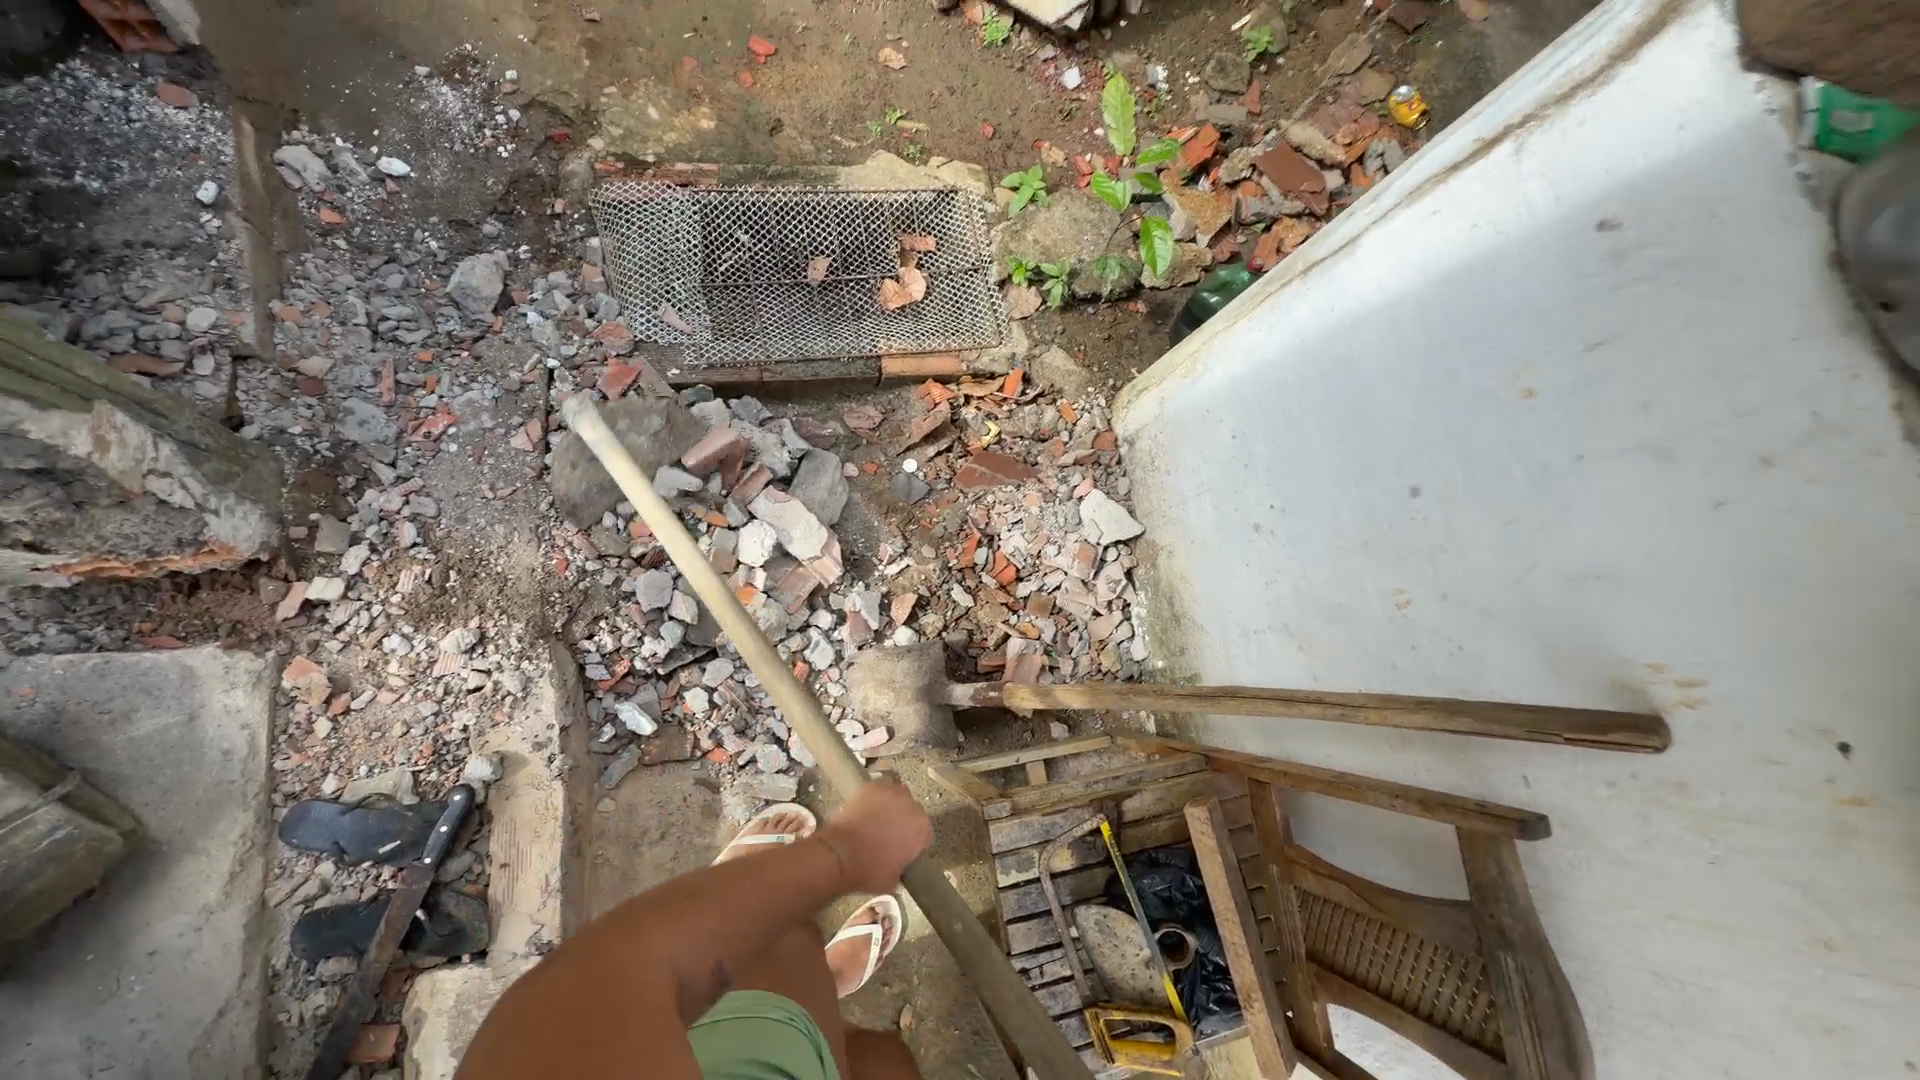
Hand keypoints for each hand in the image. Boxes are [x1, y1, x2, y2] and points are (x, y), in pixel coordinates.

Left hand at [816, 777, 932, 893]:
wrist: (840, 854)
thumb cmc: (869, 871)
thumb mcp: (894, 880)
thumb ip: (903, 866)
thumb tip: (898, 863)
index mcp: (922, 829)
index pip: (925, 834)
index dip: (914, 842)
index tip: (903, 849)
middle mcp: (912, 806)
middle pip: (913, 811)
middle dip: (904, 821)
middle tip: (889, 833)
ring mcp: (892, 793)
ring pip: (898, 795)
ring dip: (893, 804)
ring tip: (878, 816)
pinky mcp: (873, 786)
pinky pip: (880, 787)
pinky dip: (876, 795)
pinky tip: (868, 805)